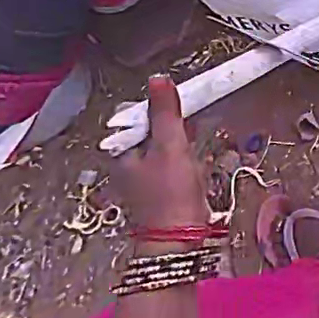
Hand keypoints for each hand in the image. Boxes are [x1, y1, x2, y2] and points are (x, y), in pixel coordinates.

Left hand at [115, 77, 208, 228]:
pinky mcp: (163, 188)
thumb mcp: (170, 146)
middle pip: (155, 130)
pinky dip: (187, 159)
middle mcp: (128, 164)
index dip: (164, 110)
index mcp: (122, 152)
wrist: (180, 239)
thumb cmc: (171, 192)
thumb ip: (166, 112)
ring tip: (194, 152)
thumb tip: (158, 78)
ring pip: (167, 145)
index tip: (183, 110)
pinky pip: (175, 162)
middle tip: (191, 131)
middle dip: (177, 128)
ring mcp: (145, 178)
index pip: (140, 117)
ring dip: (184, 143)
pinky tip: (196, 165)